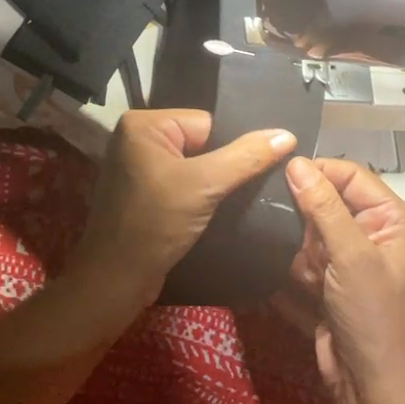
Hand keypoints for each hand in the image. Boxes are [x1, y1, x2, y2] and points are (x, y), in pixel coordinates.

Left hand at [67, 109, 297, 308]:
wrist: (117, 281)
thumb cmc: (154, 225)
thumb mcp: (205, 186)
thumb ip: (246, 157)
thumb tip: (288, 134)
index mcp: (144, 123)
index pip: (207, 123)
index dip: (229, 148)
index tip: (247, 173)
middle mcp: (138, 138)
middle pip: (204, 143)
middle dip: (223, 166)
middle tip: (241, 190)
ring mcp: (141, 167)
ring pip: (198, 165)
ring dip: (215, 184)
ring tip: (231, 202)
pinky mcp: (147, 193)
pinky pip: (185, 183)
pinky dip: (202, 196)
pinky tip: (215, 212)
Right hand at [284, 157, 404, 403]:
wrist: (367, 384)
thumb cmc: (371, 315)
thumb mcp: (351, 256)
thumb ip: (323, 207)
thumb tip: (295, 162)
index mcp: (395, 220)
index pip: (353, 176)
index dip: (319, 172)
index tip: (279, 174)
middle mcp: (377, 232)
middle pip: (331, 199)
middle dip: (306, 213)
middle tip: (279, 218)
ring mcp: (353, 257)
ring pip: (313, 227)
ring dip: (300, 242)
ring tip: (301, 263)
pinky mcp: (332, 278)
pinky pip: (307, 254)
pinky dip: (298, 263)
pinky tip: (300, 280)